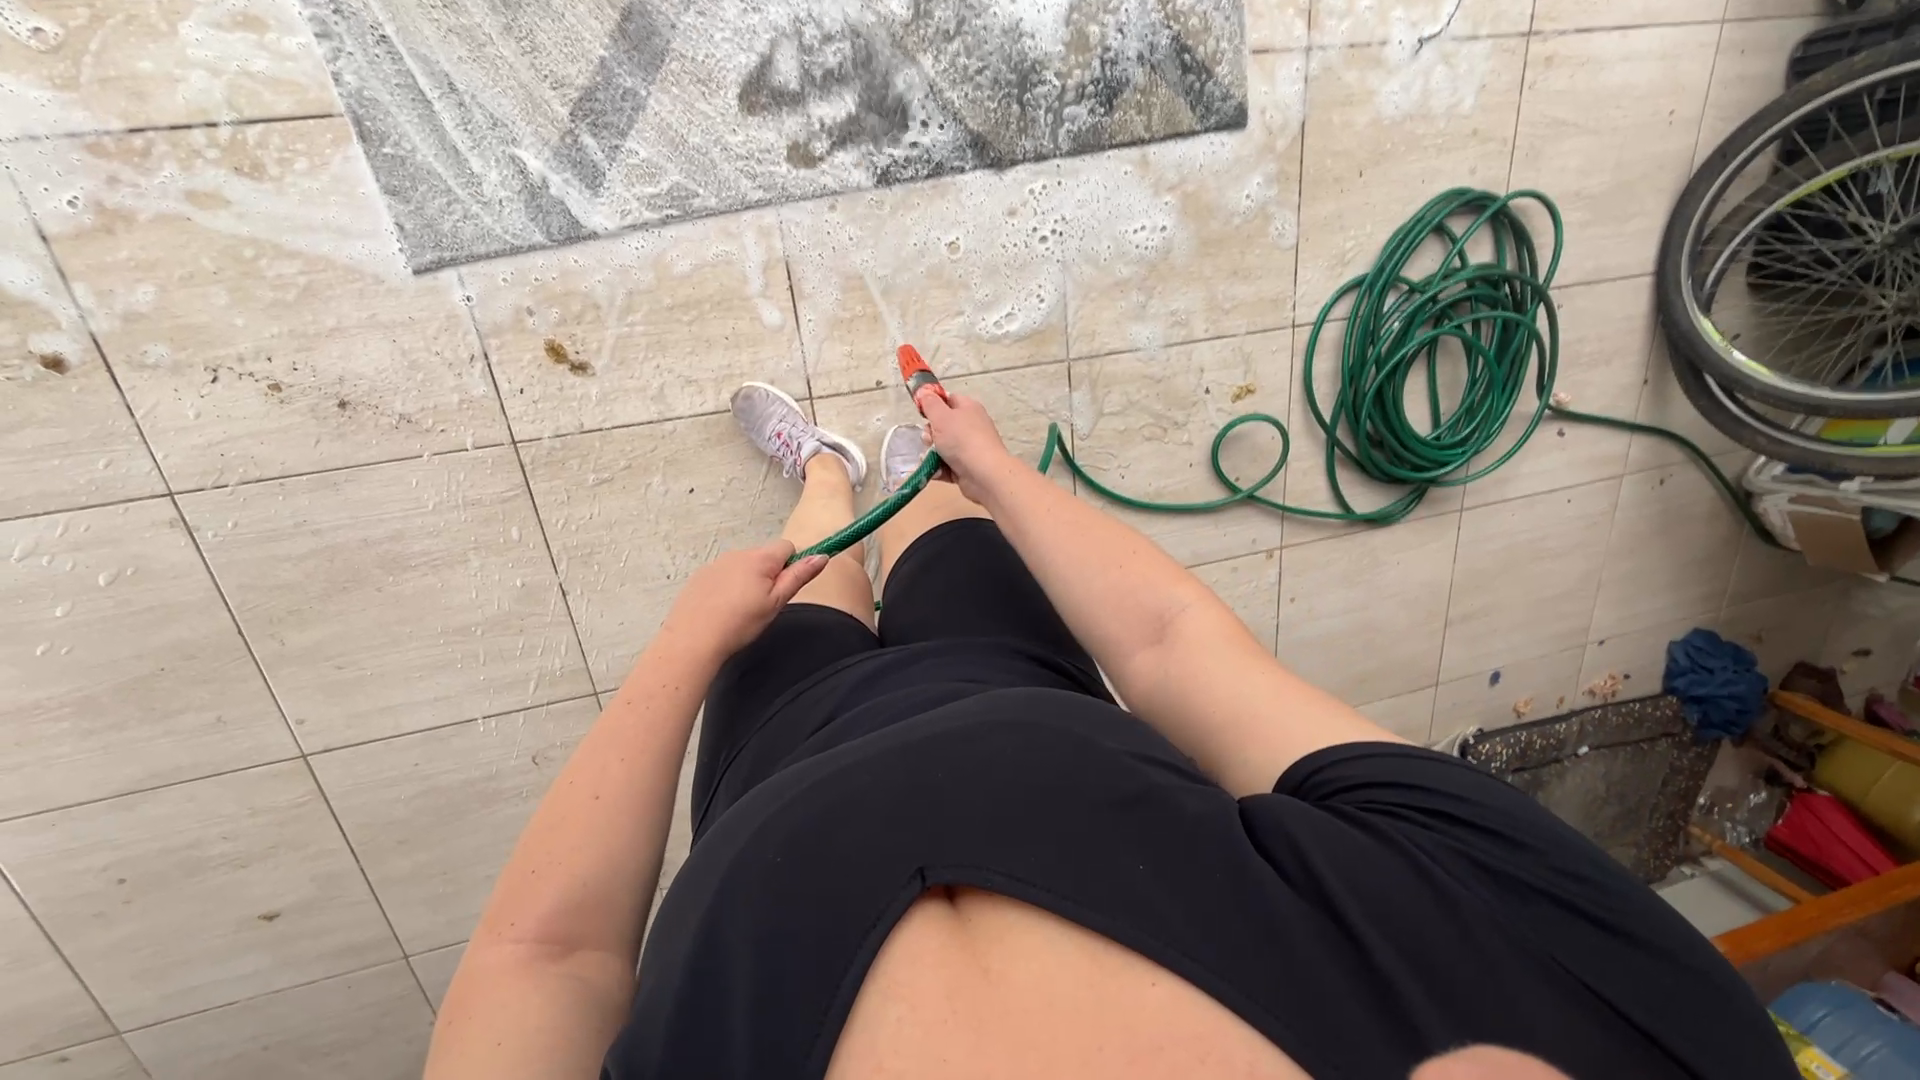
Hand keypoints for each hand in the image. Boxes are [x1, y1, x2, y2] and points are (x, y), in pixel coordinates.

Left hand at [659, 540, 827, 657]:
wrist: (692, 640)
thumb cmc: (740, 623)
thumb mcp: (776, 602)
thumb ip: (799, 576)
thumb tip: (822, 556)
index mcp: (760, 558)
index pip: (787, 547)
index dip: (791, 566)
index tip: (784, 589)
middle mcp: (737, 553)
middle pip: (764, 556)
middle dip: (769, 575)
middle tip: (764, 604)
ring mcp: (716, 563)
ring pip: (744, 566)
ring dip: (749, 581)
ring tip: (742, 611)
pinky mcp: (700, 576)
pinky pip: (724, 574)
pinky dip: (728, 587)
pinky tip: (723, 610)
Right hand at [919, 391, 1017, 504]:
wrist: (984, 475)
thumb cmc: (962, 440)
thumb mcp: (941, 416)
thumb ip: (930, 403)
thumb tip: (923, 390)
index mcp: (968, 408)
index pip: (948, 400)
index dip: (933, 405)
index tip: (922, 414)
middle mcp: (971, 426)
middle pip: (942, 425)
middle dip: (930, 434)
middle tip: (929, 440)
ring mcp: (970, 448)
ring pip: (942, 447)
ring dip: (931, 453)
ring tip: (930, 459)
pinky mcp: (966, 467)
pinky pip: (946, 465)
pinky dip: (939, 469)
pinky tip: (935, 472)